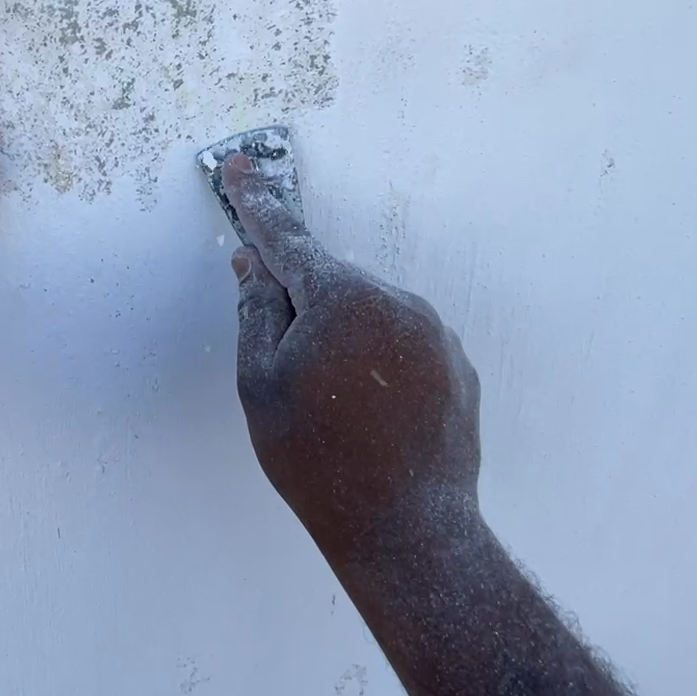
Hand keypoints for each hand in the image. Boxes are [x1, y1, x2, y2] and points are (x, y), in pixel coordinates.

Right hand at [224, 154, 482, 558]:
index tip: (240, 165)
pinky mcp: (456, 365)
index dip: (256, 202)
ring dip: (336, 337)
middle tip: (280, 365)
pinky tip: (363, 412)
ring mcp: (435, 333)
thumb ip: (257, 312)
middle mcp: (397, 301)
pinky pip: (398, 341)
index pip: (287, 237)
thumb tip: (254, 265)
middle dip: (298, 304)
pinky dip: (371, 359)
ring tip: (328, 405)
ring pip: (365, 313)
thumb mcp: (261, 382)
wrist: (405, 530)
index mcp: (343, 298)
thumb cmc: (316, 457)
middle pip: (328, 282)